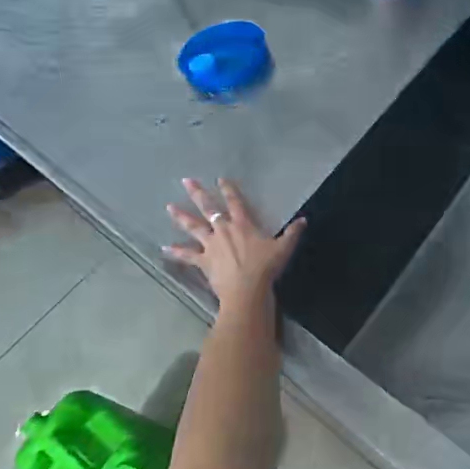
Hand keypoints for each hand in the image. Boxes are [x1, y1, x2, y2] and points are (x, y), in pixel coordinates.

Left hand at [164, 178, 305, 304]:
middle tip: (185, 181)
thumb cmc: (266, 267)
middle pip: (208, 208)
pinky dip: (176, 252)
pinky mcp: (203, 261)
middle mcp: (223, 229)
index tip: (220, 179)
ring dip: (181, 217)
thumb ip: (293, 232)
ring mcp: (211, 245)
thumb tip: (304, 219)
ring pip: (193, 227)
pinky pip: (187, 255)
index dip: (228, 189)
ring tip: (169, 207)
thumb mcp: (283, 248)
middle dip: (197, 193)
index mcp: (242, 224)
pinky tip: (164, 249)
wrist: (247, 289)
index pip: (235, 202)